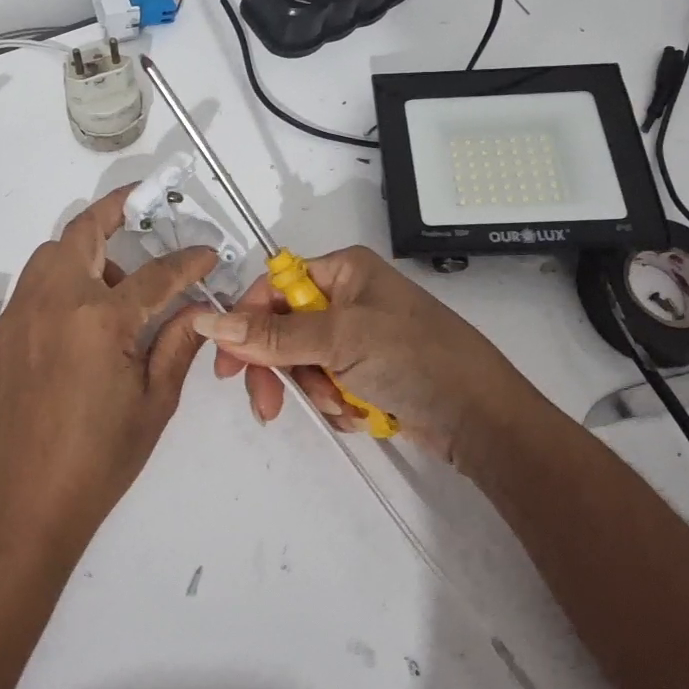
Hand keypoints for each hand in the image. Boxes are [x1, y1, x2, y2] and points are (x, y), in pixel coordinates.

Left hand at [0, 185, 217, 535]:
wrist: (27, 501)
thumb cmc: (101, 457)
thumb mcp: (155, 401)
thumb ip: (178, 343)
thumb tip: (201, 307)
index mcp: (98, 320)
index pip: (154, 273)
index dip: (187, 260)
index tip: (206, 253)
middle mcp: (52, 303)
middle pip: (82, 232)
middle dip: (116, 213)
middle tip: (143, 210)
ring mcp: (16, 317)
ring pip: (49, 256)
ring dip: (84, 254)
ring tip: (113, 287)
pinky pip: (30, 292)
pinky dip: (58, 291)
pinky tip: (76, 328)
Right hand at [198, 246, 528, 462]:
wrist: (481, 416)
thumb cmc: (413, 358)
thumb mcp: (340, 340)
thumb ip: (272, 335)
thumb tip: (208, 322)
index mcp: (343, 271)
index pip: (274, 287)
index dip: (247, 322)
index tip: (227, 364)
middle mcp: (348, 298)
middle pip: (282, 330)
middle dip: (281, 369)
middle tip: (269, 405)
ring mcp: (359, 338)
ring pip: (303, 364)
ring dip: (315, 390)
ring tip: (342, 405)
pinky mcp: (368, 373)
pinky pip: (327, 386)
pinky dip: (336, 403)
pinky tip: (361, 413)